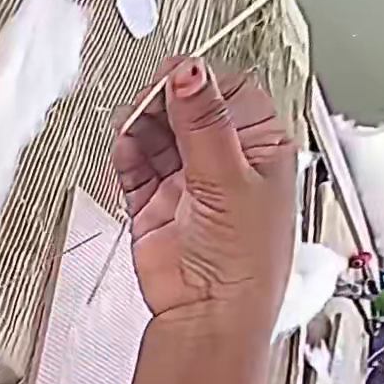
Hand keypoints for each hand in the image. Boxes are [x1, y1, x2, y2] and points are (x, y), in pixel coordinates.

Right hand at [111, 58, 298, 335]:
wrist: (206, 308)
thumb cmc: (242, 257)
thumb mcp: (228, 177)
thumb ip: (203, 124)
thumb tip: (189, 74)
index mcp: (260, 148)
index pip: (229, 95)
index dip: (199, 82)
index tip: (174, 76)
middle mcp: (222, 163)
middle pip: (187, 114)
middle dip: (165, 104)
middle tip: (146, 101)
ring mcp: (184, 185)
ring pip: (158, 140)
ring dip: (142, 129)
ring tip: (130, 127)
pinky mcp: (152, 206)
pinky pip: (135, 171)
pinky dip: (126, 157)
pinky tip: (124, 149)